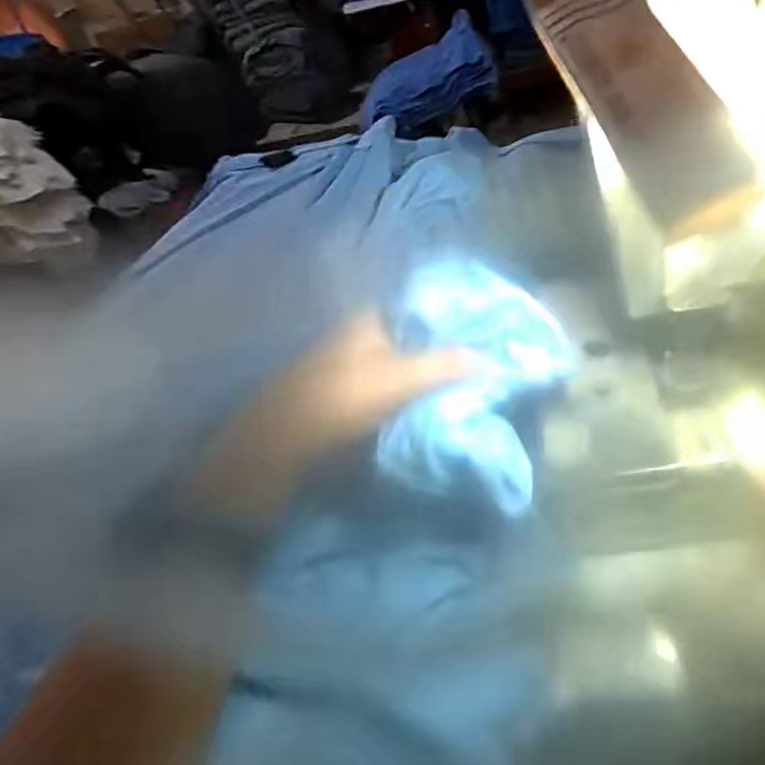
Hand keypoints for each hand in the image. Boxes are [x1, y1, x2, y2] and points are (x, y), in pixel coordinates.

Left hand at [190, 309, 482, 517]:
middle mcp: (358, 340)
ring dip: (431, 382)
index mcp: (366, 322)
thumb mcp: (397, 380)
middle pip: (414, 341)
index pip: (419, 309)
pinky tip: (437, 415)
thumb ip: (445, 365)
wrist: (271, 455)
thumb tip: (492, 358)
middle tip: (489, 366)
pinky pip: (392, 397)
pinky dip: (413, 404)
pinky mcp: (346, 404)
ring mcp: (350, 373)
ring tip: (473, 392)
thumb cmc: (335, 404)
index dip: (453, 319)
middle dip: (447, 353)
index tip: (489, 333)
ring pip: (404, 370)